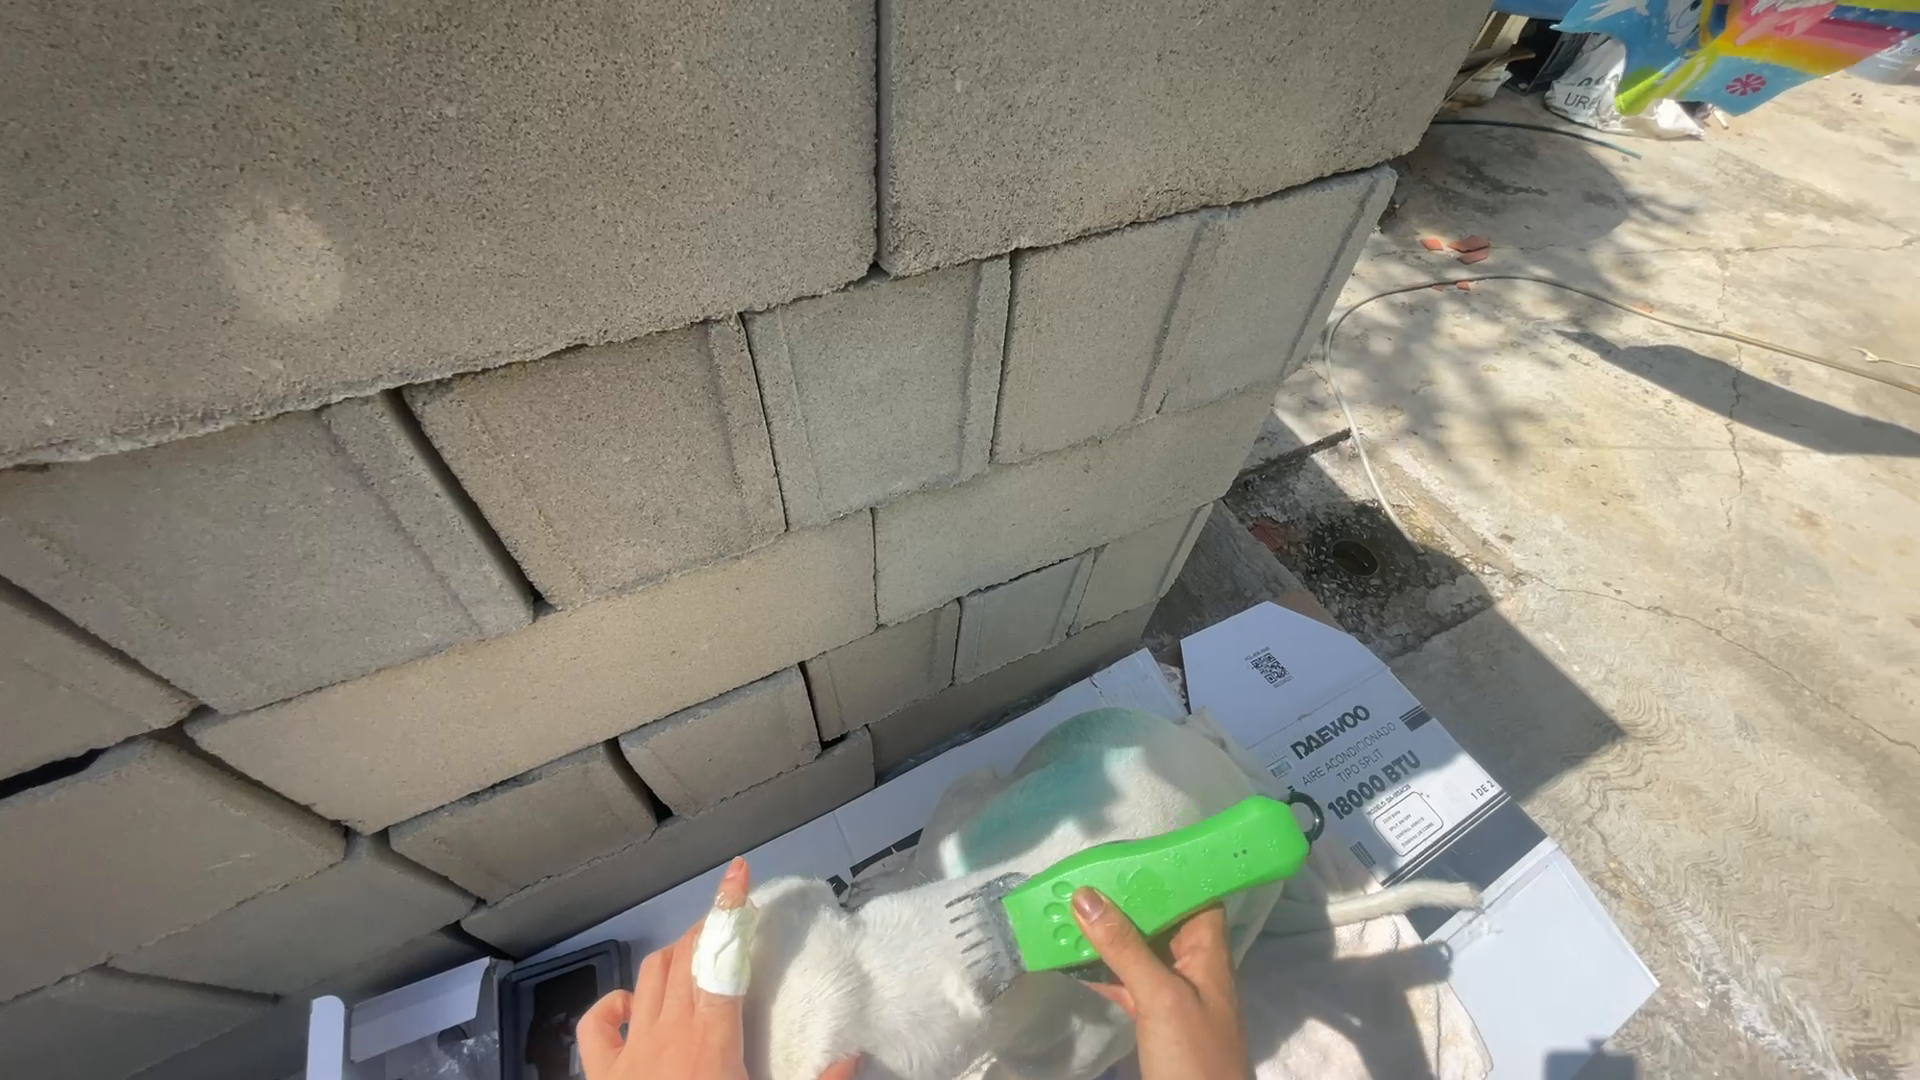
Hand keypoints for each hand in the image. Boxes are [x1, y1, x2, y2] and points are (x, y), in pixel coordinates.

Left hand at [577, 858, 858, 1079]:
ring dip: (676, 955)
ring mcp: (630, 1051)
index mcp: (712, 1036)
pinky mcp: (603, 1074)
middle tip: (735, 922)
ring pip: (650, 974)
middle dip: (711, 926)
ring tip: (699, 954)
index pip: (722, 955)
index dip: (730, 907)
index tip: (739, 870)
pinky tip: (635, 1006)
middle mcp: (668, 1030)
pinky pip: (597, 1025)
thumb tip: (856, 1056)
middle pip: (688, 953)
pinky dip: (616, 1004)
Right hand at [1072, 889, 1249, 1079]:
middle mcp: (1191, 964)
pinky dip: (1099, 967)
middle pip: (1158, 917)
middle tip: (1082, 874)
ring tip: (1066, 905)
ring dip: (1105, 930)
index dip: (1165, 870)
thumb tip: (1084, 894)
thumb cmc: (1194, 1059)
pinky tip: (1068, 955)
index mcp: (1207, 951)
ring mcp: (1172, 993)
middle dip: (1121, 897)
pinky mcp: (1153, 1019)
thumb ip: (1123, 945)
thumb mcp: (1160, 997)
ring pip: (1137, 947)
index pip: (1193, 892)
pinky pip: (1124, 979)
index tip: (1125, 851)